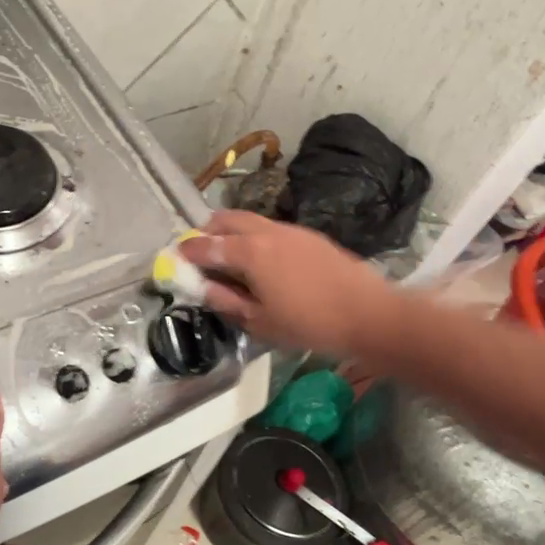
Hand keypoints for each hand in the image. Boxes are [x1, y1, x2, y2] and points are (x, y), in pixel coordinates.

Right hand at [178, 210, 397, 355]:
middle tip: (199, 246)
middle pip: (229, 220)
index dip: (188, 251)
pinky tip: (261, 259)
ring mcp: (292, 231)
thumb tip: (203, 288)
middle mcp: (268, 232)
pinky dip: (256, 236)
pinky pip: (272, 229)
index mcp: (250, 252)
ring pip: (252, 221)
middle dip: (208, 230)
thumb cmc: (309, 324)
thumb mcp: (259, 321)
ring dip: (233, 231)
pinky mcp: (311, 238)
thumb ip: (226, 301)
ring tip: (228, 252)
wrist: (369, 315)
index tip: (175, 256)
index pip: (208, 245)